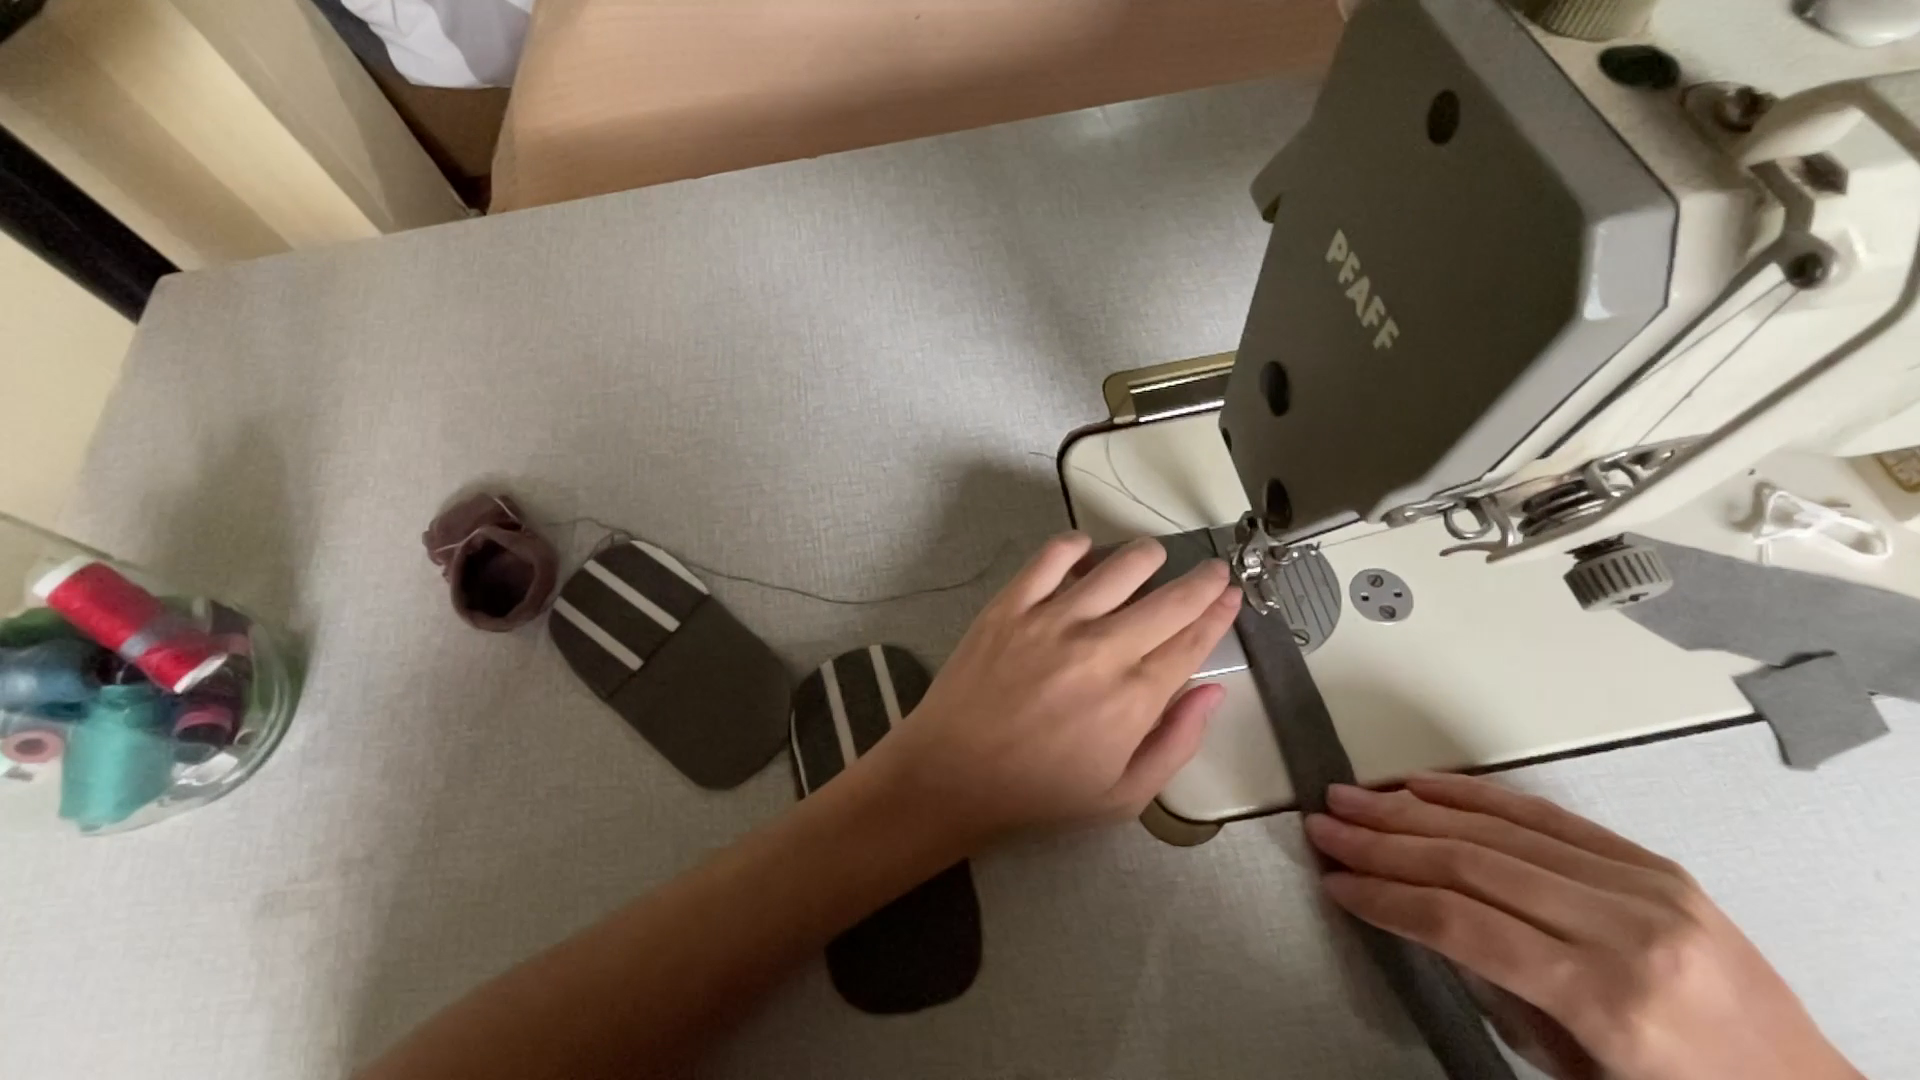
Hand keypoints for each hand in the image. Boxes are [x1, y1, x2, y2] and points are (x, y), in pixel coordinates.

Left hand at [865, 532, 1240, 842]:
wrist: (951, 774)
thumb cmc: (1039, 793)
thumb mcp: (1122, 796)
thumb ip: (1177, 743)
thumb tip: (1214, 691)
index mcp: (1134, 697)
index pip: (1192, 640)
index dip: (1219, 612)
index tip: (1231, 594)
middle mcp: (1102, 648)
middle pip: (1170, 598)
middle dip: (1202, 580)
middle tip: (1211, 571)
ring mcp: (1054, 620)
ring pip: (1121, 565)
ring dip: (1147, 556)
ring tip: (1152, 559)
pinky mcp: (1012, 604)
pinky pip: (1053, 555)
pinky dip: (1076, 545)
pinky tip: (1085, 552)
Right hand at [1305, 773, 1862, 1079]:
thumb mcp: (1572, 1071)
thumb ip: (1496, 990)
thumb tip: (1420, 918)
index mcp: (1607, 997)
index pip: (1460, 923)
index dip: (1384, 898)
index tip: (1335, 883)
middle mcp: (1627, 929)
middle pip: (1469, 863)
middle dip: (1382, 843)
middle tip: (1325, 828)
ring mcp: (1647, 886)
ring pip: (1498, 828)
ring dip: (1411, 810)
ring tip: (1353, 799)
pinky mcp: (1655, 863)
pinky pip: (1547, 814)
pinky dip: (1474, 795)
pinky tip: (1422, 786)